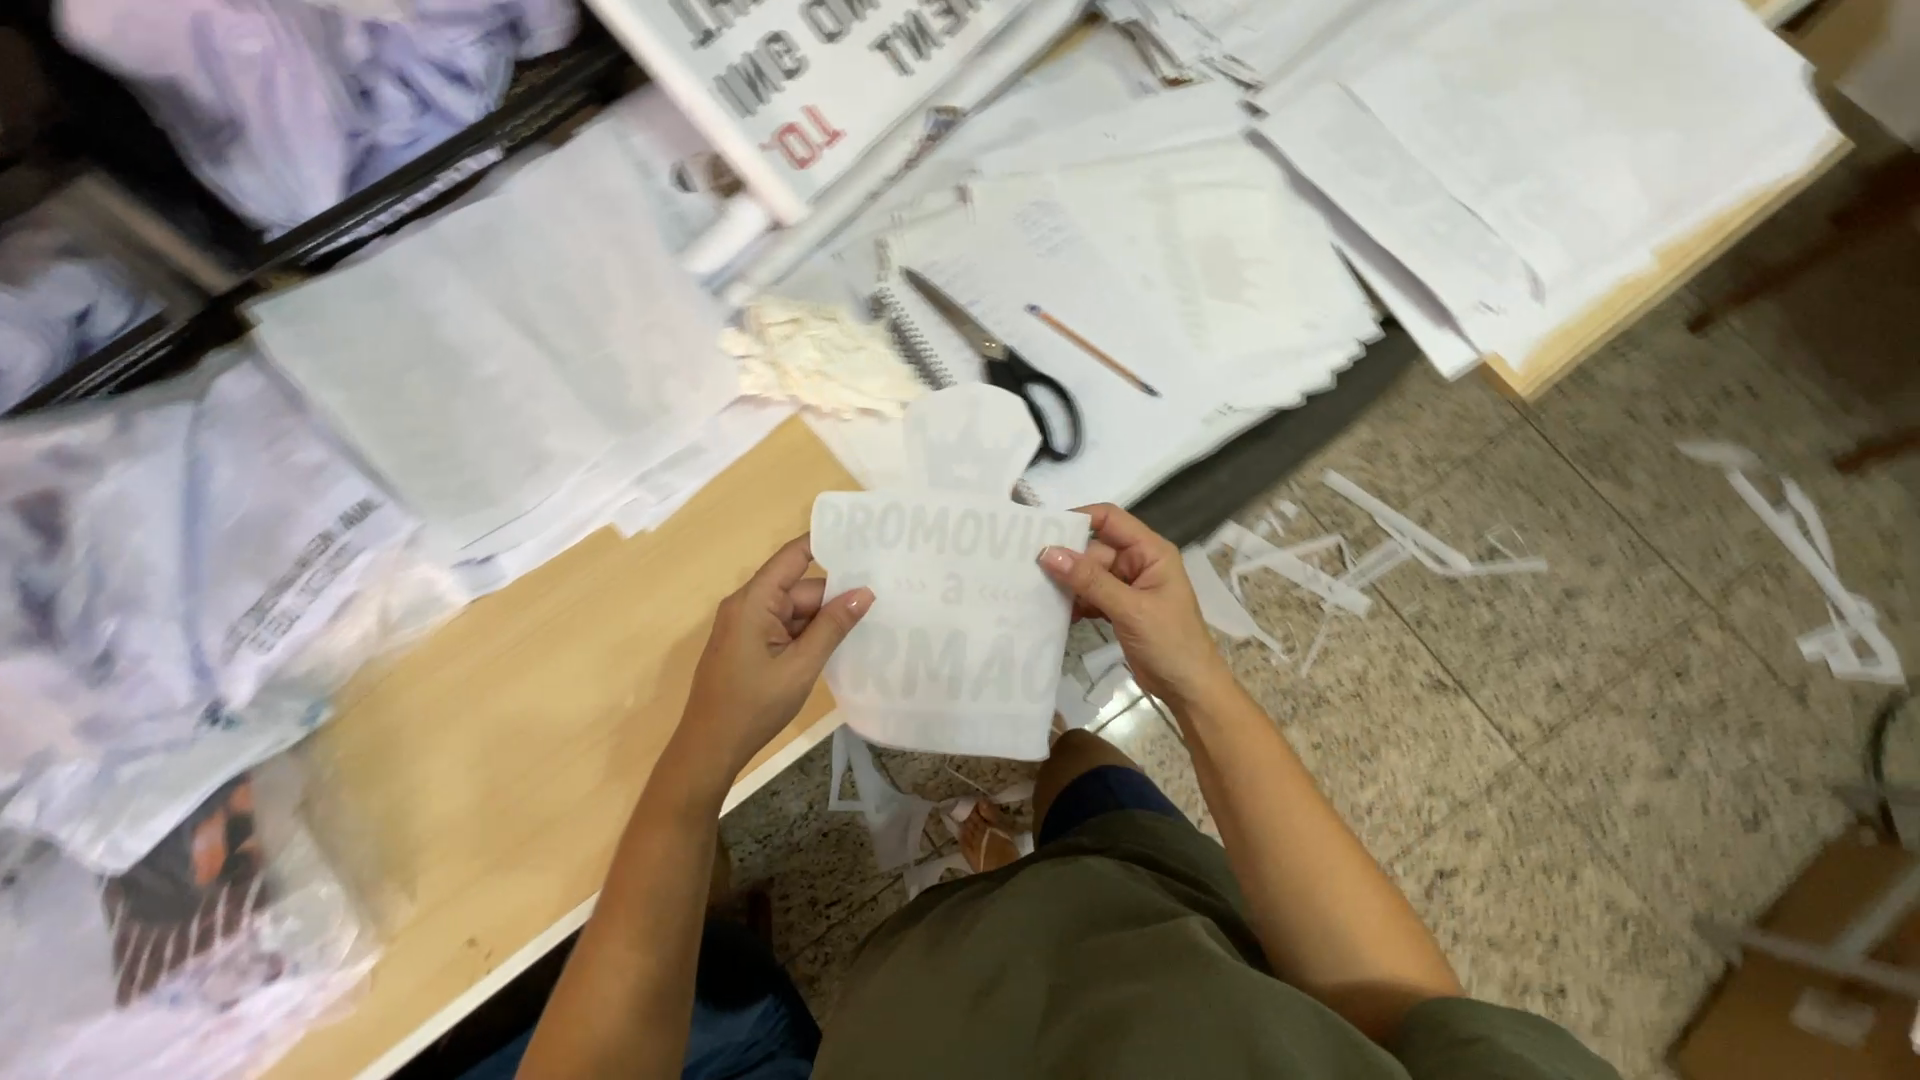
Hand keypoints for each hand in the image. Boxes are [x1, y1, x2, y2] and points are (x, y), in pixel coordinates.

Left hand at [678, 534, 872, 777]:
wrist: (709, 747)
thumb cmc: (753, 705)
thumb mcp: (800, 666)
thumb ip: (832, 627)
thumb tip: (864, 593)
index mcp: (753, 601)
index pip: (793, 557)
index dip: (825, 544)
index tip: (861, 540)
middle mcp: (747, 605)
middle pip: (799, 588)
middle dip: (834, 597)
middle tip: (880, 601)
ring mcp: (746, 626)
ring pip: (794, 611)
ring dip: (823, 621)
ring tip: (868, 625)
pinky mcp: (748, 645)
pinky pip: (784, 627)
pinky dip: (808, 635)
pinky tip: (838, 646)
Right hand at [1039, 503, 1230, 708]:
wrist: (1189, 688)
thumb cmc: (1170, 642)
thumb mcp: (1130, 609)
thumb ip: (1090, 580)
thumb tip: (1048, 553)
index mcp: (1150, 551)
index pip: (1110, 519)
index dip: (1078, 519)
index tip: (1043, 531)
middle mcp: (1138, 562)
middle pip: (1093, 549)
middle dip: (1066, 559)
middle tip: (1029, 568)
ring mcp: (1127, 586)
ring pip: (1088, 574)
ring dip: (1068, 584)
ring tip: (1037, 592)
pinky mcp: (1118, 608)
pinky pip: (1090, 595)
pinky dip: (1075, 603)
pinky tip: (1057, 614)